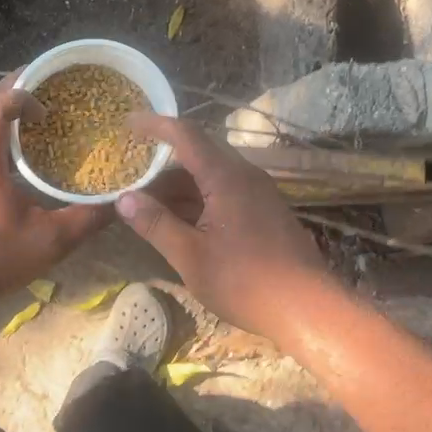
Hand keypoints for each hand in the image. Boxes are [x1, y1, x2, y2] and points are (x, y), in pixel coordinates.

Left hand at [0, 77, 111, 305]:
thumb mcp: (52, 239)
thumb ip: (89, 216)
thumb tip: (122, 199)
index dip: (23, 89)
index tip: (54, 90)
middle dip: (20, 92)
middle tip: (56, 88)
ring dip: (11, 112)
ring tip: (49, 111)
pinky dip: (3, 131)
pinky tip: (30, 144)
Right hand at [114, 114, 332, 337]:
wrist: (308, 309)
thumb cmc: (245, 281)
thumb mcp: (190, 256)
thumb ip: (156, 224)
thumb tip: (124, 199)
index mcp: (226, 177)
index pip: (185, 134)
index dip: (156, 125)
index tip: (129, 122)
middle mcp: (245, 175)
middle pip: (198, 154)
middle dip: (162, 164)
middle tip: (131, 175)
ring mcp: (259, 194)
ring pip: (211, 175)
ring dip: (179, 186)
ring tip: (148, 202)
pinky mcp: (266, 212)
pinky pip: (225, 191)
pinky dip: (198, 198)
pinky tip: (181, 221)